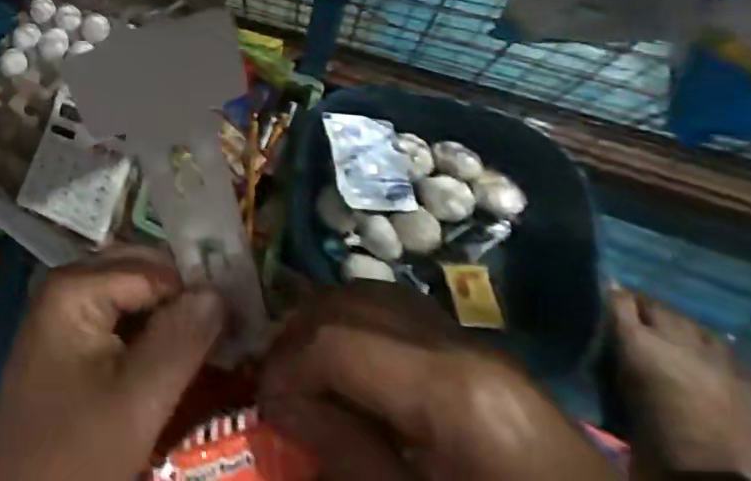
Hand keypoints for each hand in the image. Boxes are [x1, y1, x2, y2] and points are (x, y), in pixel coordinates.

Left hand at [0, 249, 225, 480]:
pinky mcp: (68, 342)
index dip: (197, 289)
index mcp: (75, 285)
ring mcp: (64, 313)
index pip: (153, 269)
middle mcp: (66, 285)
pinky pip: (118, 321)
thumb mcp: (136, 400)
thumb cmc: (74, 450)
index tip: (243, 318)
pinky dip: (149, 333)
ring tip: (218, 341)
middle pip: (139, 273)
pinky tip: (179, 357)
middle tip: (234, 328)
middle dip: (183, 295)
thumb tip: (218, 291)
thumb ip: (179, 340)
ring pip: (130, 296)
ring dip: (169, 315)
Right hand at [259, 283, 616, 480]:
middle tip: (276, 383)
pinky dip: (362, 324)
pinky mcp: (486, 354)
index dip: (285, 368)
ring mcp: (478, 343)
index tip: (264, 404)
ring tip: (306, 368)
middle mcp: (461, 347)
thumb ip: (349, 454)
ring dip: (326, 323)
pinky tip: (353, 364)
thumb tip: (281, 405)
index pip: (335, 343)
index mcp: (451, 392)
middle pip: (348, 306)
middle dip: (298, 338)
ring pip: (372, 295)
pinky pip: (404, 312)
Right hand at [610, 287, 750, 480]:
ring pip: (695, 325)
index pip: (621, 298)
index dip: (613, 295)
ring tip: (673, 336)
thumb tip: (608, 314)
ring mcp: (718, 360)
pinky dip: (712, 349)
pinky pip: (726, 351)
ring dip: (680, 327)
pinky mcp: (747, 381)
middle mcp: (678, 341)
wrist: (704, 472)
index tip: (606, 299)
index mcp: (639, 340)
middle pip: (659, 307)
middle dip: (646, 309)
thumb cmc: (646, 425)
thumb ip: (615, 342)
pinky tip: (705, 357)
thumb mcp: (618, 379)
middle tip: (636, 319)